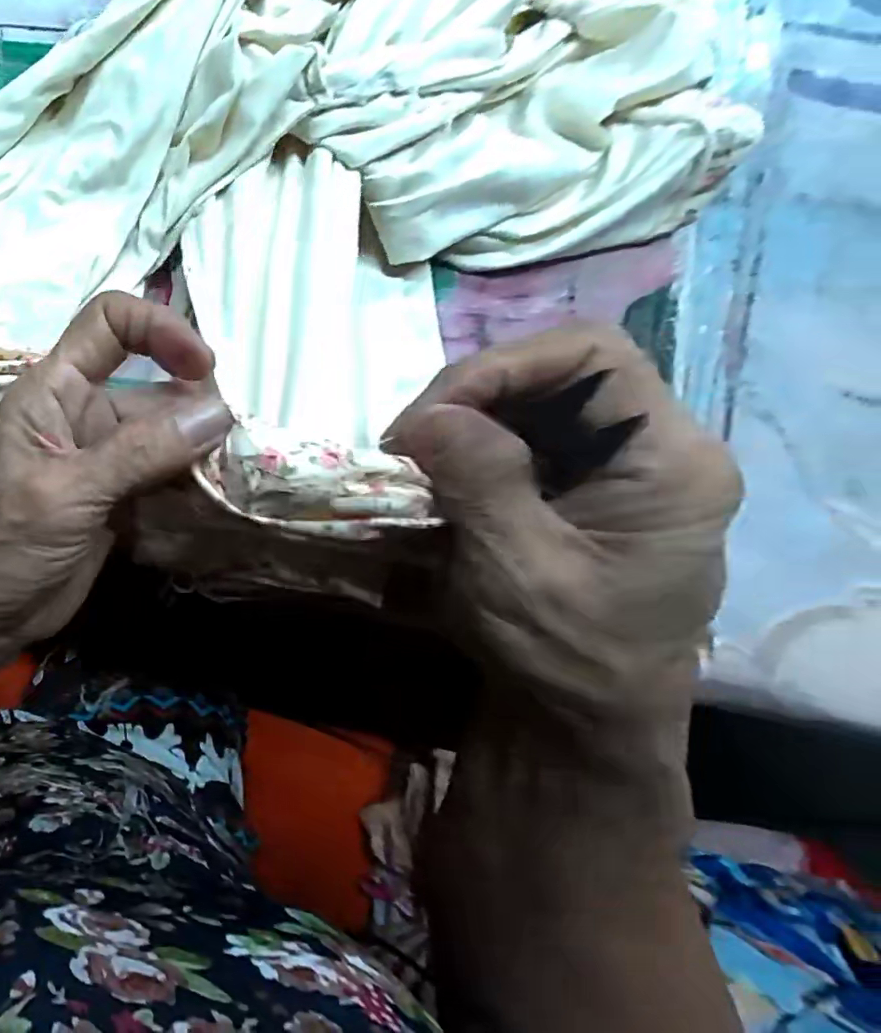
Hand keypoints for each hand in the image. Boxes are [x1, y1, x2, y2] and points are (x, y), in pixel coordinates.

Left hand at [0, 293, 233, 706]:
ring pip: (169, 437)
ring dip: (203, 456)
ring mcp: (103, 459)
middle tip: (241, 449)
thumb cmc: (4, 545)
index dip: (158, 327)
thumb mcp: (65, 493)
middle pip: (155, 386)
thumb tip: (219, 410)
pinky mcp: (119, 499)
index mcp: (52, 392)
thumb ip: (138, 452)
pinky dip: (193, 490)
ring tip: (237, 482)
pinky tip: (216, 510)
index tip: (204, 369)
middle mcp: (80, 415)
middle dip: (198, 411)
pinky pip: (168, 478)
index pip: (107, 323)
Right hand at [383, 325, 742, 767]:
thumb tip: (426, 414)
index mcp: (665, 461)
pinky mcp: (565, 488)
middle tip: (401, 446)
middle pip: (549, 373)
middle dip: (462, 398)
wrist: (576, 712)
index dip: (497, 369)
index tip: (425, 420)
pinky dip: (454, 450)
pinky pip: (505, 440)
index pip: (589, 355)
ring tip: (406, 465)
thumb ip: (482, 482)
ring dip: (451, 424)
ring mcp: (604, 468)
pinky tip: (426, 480)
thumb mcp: (519, 568)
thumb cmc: (564, 649)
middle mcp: (646, 449)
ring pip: (519, 404)